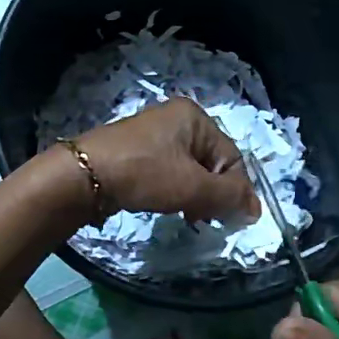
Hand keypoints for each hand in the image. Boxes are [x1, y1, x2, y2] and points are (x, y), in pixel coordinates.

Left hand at [73, 99, 259, 223]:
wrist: (83, 177)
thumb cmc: (145, 175)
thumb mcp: (194, 187)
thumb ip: (230, 197)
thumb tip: (256, 210)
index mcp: (195, 117)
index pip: (233, 158)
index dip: (236, 191)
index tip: (230, 220)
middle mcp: (177, 119)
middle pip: (213, 164)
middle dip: (213, 194)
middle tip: (203, 218)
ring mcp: (155, 134)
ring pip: (191, 170)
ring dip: (195, 196)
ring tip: (186, 215)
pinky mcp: (137, 152)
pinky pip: (170, 172)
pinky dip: (175, 191)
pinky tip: (167, 207)